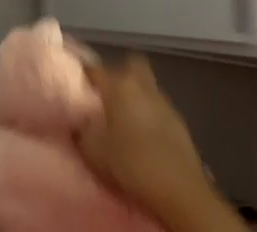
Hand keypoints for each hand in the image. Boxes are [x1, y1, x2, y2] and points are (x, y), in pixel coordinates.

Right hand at [76, 55, 225, 223]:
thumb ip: (81, 129)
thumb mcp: (92, 150)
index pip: (94, 69)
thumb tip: (77, 119)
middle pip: (131, 65)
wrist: (180, 191)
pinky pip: (159, 109)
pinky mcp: (181, 123)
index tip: (75, 89)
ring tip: (124, 121)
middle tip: (107, 97)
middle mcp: (143, 86)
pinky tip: (144, 138)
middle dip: (120, 75)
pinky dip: (150, 116)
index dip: (83, 77)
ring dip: (136, 97)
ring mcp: (165, 103)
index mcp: (119, 86)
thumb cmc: (130, 164)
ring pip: (146, 87)